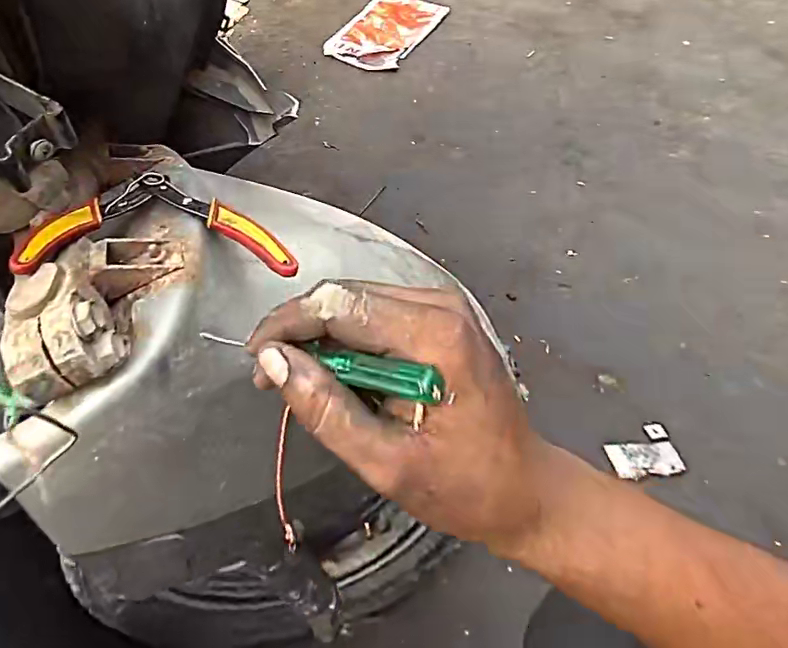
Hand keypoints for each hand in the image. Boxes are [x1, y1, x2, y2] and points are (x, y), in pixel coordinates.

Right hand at [246, 280, 560, 553]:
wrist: (530, 491)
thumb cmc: (469, 488)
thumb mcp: (388, 464)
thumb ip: (326, 411)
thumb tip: (273, 363)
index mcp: (436, 335)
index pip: (337, 305)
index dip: (287, 326)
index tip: (257, 357)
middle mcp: (438, 305)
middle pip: (339, 296)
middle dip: (295, 331)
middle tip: (269, 372)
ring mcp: (439, 305)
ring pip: (347, 300)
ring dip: (313, 334)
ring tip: (293, 375)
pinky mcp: (434, 314)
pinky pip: (366, 310)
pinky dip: (338, 337)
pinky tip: (327, 369)